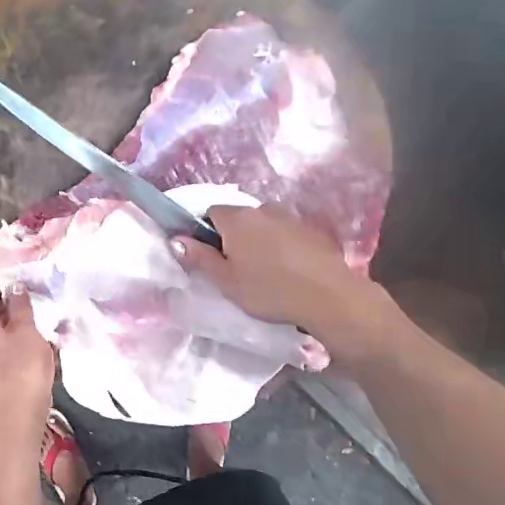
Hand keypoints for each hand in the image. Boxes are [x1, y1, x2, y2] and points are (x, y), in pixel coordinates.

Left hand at [0, 281, 56, 427]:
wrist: (20, 412)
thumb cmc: (22, 367)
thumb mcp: (26, 331)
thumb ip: (21, 306)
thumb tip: (16, 288)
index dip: (3, 283)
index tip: (26, 279)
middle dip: (14, 303)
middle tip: (39, 297)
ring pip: (2, 329)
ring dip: (21, 322)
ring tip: (45, 318)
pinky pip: (7, 345)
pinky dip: (22, 339)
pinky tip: (43, 341)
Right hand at [173, 206, 401, 363]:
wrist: (328, 296)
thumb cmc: (269, 290)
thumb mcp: (227, 281)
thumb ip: (200, 258)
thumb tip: (176, 239)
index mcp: (238, 218)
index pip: (210, 211)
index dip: (205, 233)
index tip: (211, 258)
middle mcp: (264, 209)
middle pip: (238, 218)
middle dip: (233, 238)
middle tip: (236, 271)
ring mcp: (291, 218)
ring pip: (264, 226)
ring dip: (259, 243)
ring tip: (264, 274)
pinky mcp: (312, 231)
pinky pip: (286, 235)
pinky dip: (281, 248)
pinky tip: (287, 273)